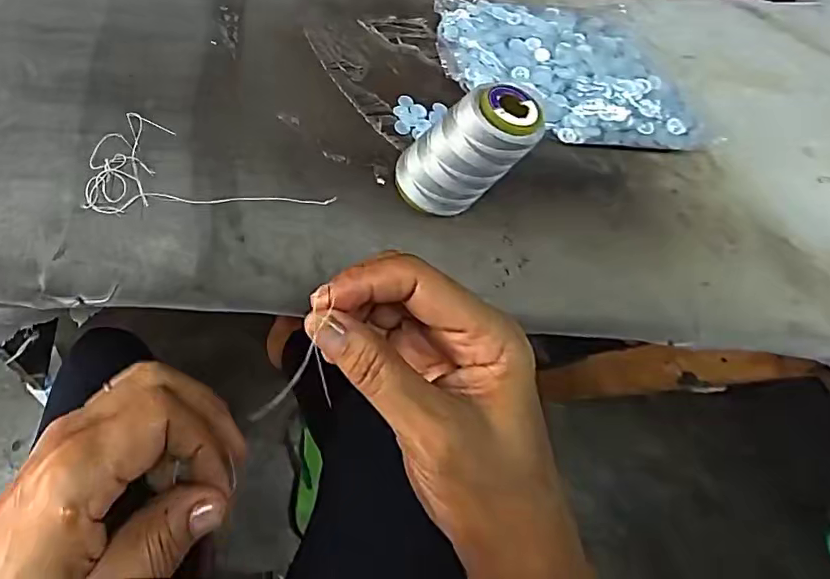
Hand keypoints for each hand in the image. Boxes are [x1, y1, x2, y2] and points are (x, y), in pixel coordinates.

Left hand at [0, 362, 246, 578]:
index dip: (205, 441)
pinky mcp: (61, 454)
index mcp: (73, 469)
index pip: (163, 407)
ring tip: (208, 469)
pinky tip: (171, 474)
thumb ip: (157, 546)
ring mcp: (60, 441)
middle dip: (205, 415)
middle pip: (155, 381)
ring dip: (187, 417)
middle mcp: (65, 440)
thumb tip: (211, 498)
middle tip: (228, 466)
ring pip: (142, 387)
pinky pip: (125, 412)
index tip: (219, 492)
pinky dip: (162, 428)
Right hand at [305, 252, 592, 578]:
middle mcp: (470, 330)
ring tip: (322, 327)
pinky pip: (390, 337)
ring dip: (356, 312)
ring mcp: (450, 348)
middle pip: (406, 286)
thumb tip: (326, 324)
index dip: (368, 281)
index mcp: (488, 332)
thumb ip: (376, 372)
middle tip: (317, 313)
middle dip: (359, 292)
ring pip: (394, 308)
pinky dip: (362, 336)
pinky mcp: (430, 369)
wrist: (512, 548)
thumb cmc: (492, 494)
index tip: (326, 300)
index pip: (420, 280)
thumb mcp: (431, 430)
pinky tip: (339, 343)